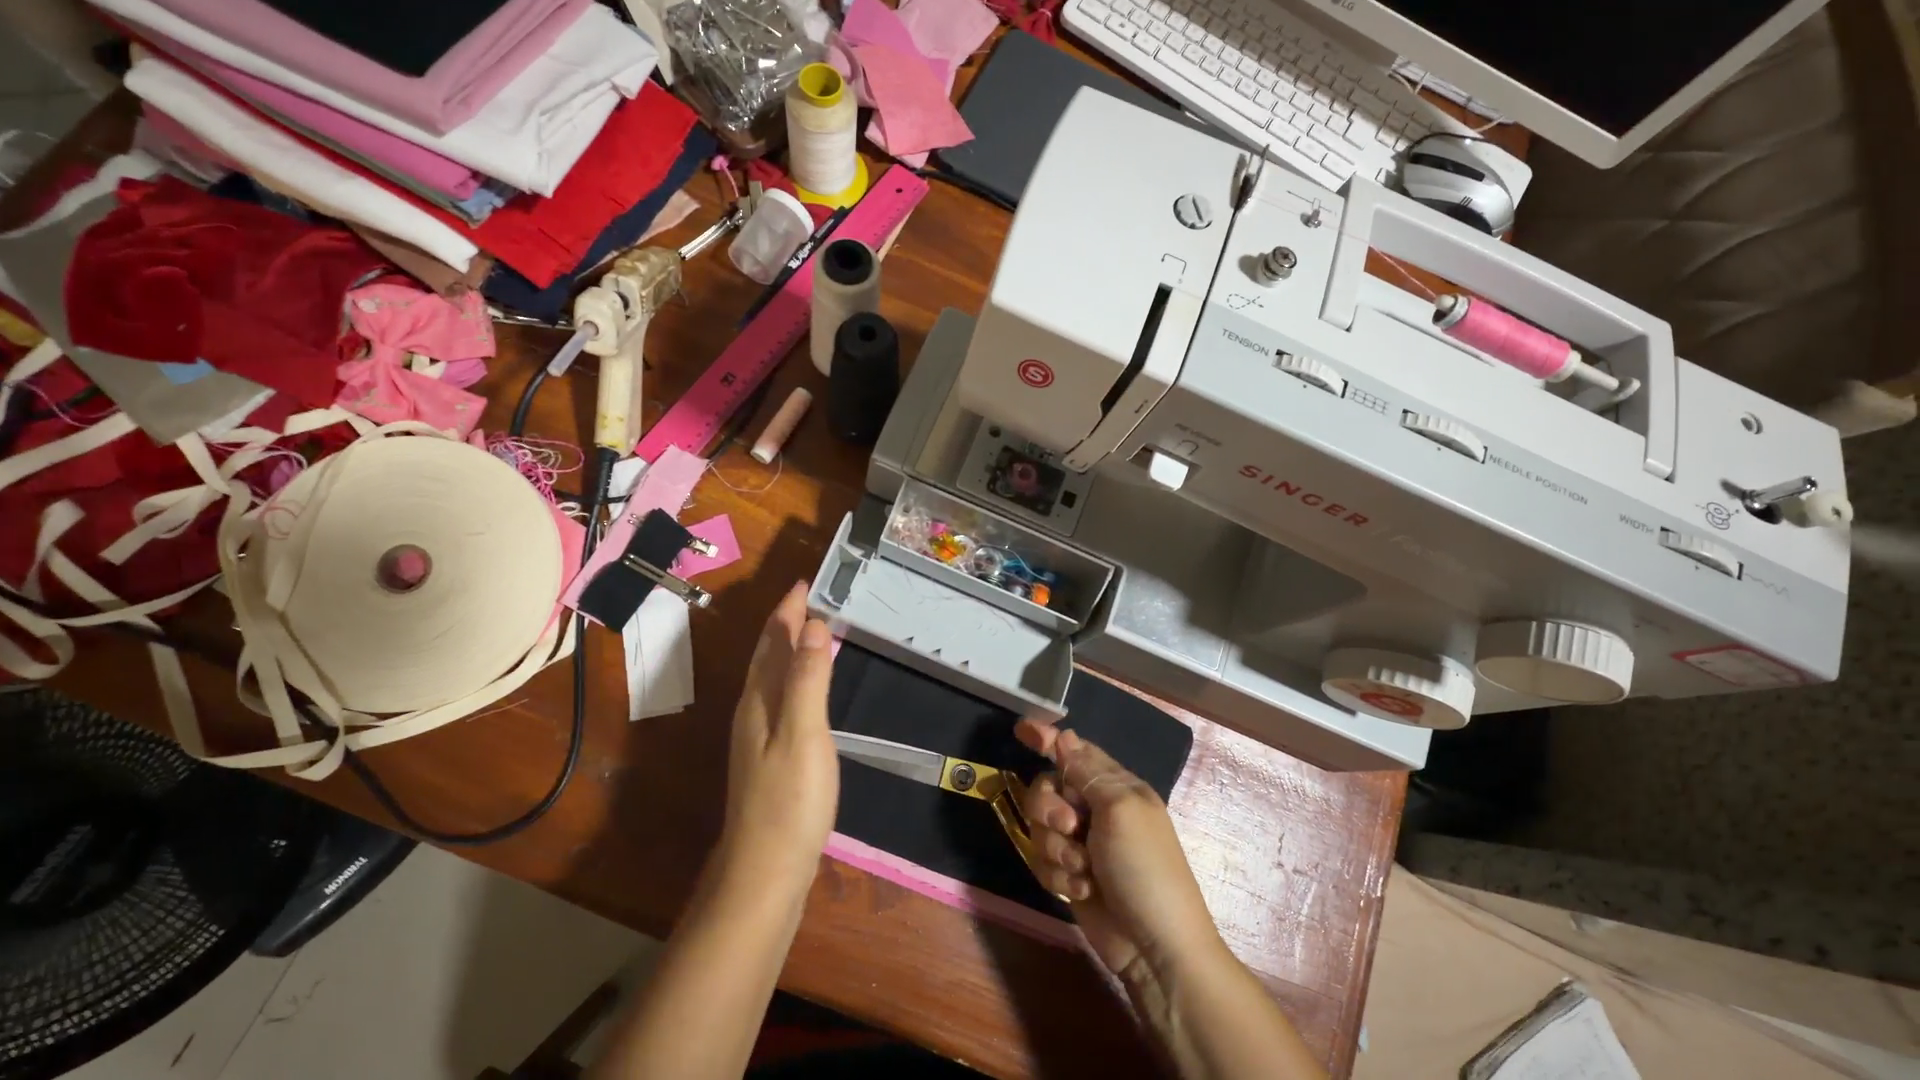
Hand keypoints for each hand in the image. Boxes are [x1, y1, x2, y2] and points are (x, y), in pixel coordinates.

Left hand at [719, 581, 839, 890]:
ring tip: (809, 633)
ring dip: (786, 651)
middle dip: (784, 625)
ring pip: (770, 680)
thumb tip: (812, 624)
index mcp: (758, 702)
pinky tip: (805, 693)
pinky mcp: (768, 761)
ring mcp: (757, 739)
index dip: (787, 612)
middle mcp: (752, 714)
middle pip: (765, 658)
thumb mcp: (803, 734)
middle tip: (808, 598)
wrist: (765, 871)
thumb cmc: (789, 802)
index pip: (772, 643)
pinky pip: (779, 701)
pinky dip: (793, 681)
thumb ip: (807, 680)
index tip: (805, 581)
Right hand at [1017, 719, 1222, 978]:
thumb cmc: (1144, 867)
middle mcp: (1095, 810)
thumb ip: (1088, 772)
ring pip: (1039, 828)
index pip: (1075, 752)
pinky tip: (1081, 890)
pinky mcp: (1068, 875)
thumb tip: (1065, 735)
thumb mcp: (1120, 810)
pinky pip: (1042, 861)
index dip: (1048, 739)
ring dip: (1056, 850)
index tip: (1022, 730)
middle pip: (1046, 788)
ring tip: (1083, 871)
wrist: (1153, 943)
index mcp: (1115, 786)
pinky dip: (1058, 876)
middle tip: (1069, 827)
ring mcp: (1081, 844)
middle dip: (1048, 808)